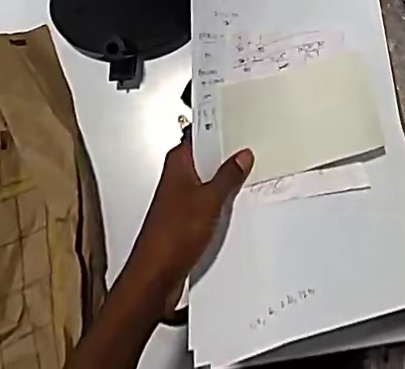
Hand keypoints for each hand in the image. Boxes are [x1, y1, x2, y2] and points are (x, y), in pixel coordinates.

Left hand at [125, 135, 253, 316]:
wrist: (155, 278)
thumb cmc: (171, 236)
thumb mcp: (210, 200)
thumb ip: (228, 176)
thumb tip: (241, 157)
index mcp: (178, 162)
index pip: (201, 134)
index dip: (220, 129)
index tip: (240, 128)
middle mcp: (177, 177)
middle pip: (206, 158)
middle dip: (226, 158)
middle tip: (249, 154)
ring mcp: (180, 198)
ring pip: (207, 181)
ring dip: (224, 183)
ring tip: (246, 179)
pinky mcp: (184, 218)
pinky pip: (207, 202)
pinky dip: (219, 203)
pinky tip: (233, 206)